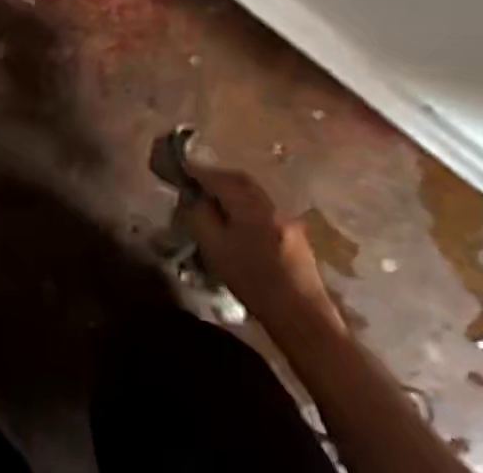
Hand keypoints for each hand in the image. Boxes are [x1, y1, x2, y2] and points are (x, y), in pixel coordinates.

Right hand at [180, 162, 344, 332]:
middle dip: (216, 177)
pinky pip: (262, 205)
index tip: (180, 168)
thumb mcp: (216, 250)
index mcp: (250, 205)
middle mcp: (269, 203)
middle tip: (196, 181)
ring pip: (252, 191)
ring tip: (214, 199)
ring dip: (231, 189)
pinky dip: (245, 202)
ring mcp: (285, 216)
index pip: (218, 178)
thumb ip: (200, 217)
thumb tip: (192, 197)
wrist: (302, 315)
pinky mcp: (293, 231)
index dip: (197, 171)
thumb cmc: (253, 282)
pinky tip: (237, 218)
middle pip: (239, 179)